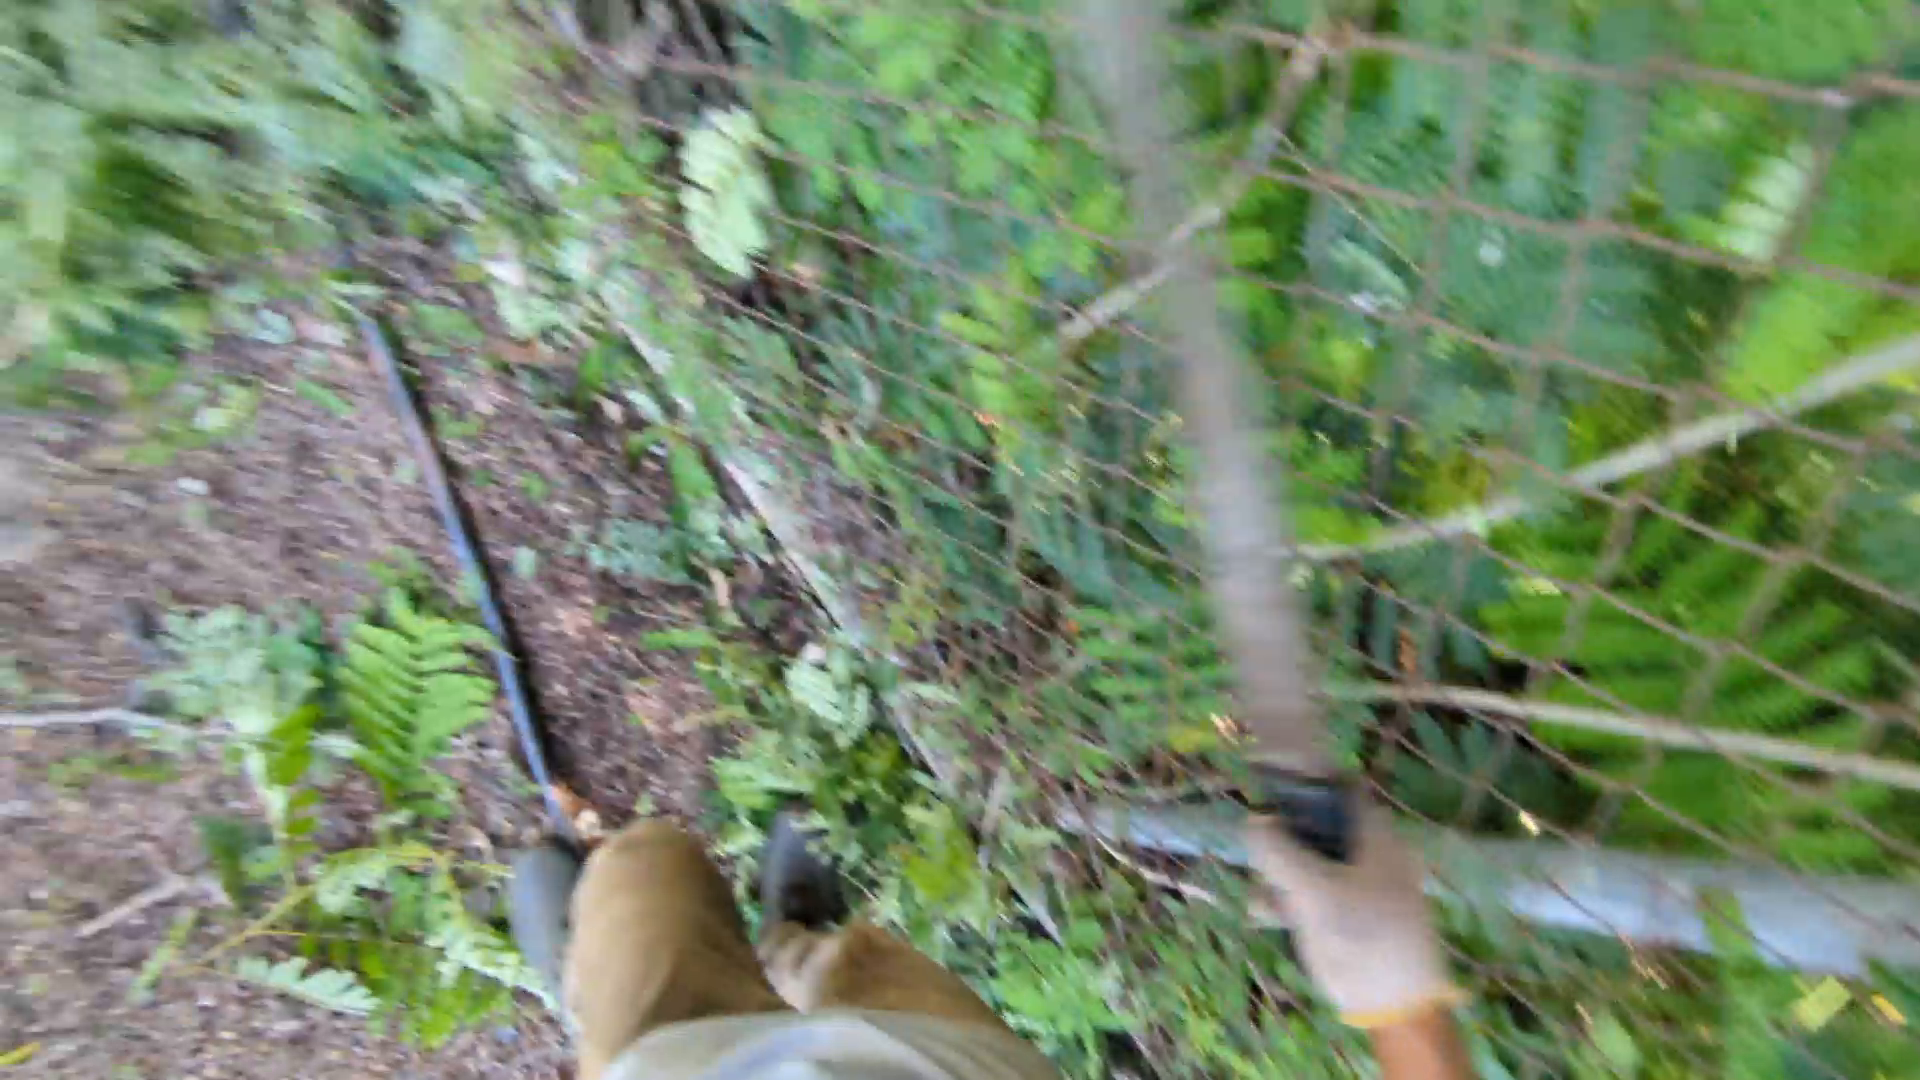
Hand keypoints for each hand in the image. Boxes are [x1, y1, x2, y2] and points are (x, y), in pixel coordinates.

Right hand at [1245, 803, 1458, 1027]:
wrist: (1396, 1010)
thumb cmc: (1361, 937)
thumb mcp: (1311, 889)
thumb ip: (1276, 849)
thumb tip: (1254, 820)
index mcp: (1375, 835)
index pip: (1337, 784)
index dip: (1301, 778)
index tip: (1266, 785)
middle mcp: (1370, 851)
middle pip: (1315, 822)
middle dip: (1280, 837)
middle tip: (1259, 855)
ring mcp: (1361, 882)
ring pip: (1308, 857)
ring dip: (1278, 873)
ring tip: (1260, 898)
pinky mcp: (1350, 911)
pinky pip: (1312, 888)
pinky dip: (1288, 897)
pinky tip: (1265, 914)